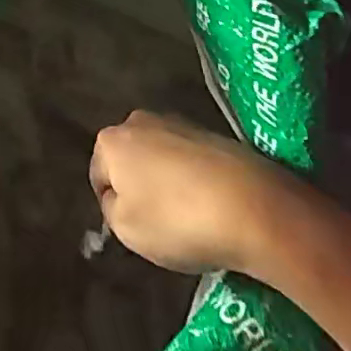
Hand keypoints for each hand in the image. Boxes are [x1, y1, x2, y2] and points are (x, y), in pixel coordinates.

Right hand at [89, 110, 304, 276]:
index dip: (112, 206)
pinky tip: (210, 204)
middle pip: (130, 160)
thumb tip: (119, 195)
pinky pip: (190, 159)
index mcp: (113, 140)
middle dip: (139, 187)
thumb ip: (111, 208)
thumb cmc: (176, 219)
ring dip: (168, 182)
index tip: (133, 228)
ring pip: (161, 158)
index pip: (99, 175)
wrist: (251, 204)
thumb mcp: (126, 229)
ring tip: (189, 216)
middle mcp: (142, 121)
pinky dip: (195, 180)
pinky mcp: (212, 132)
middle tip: (157, 222)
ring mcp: (180, 122)